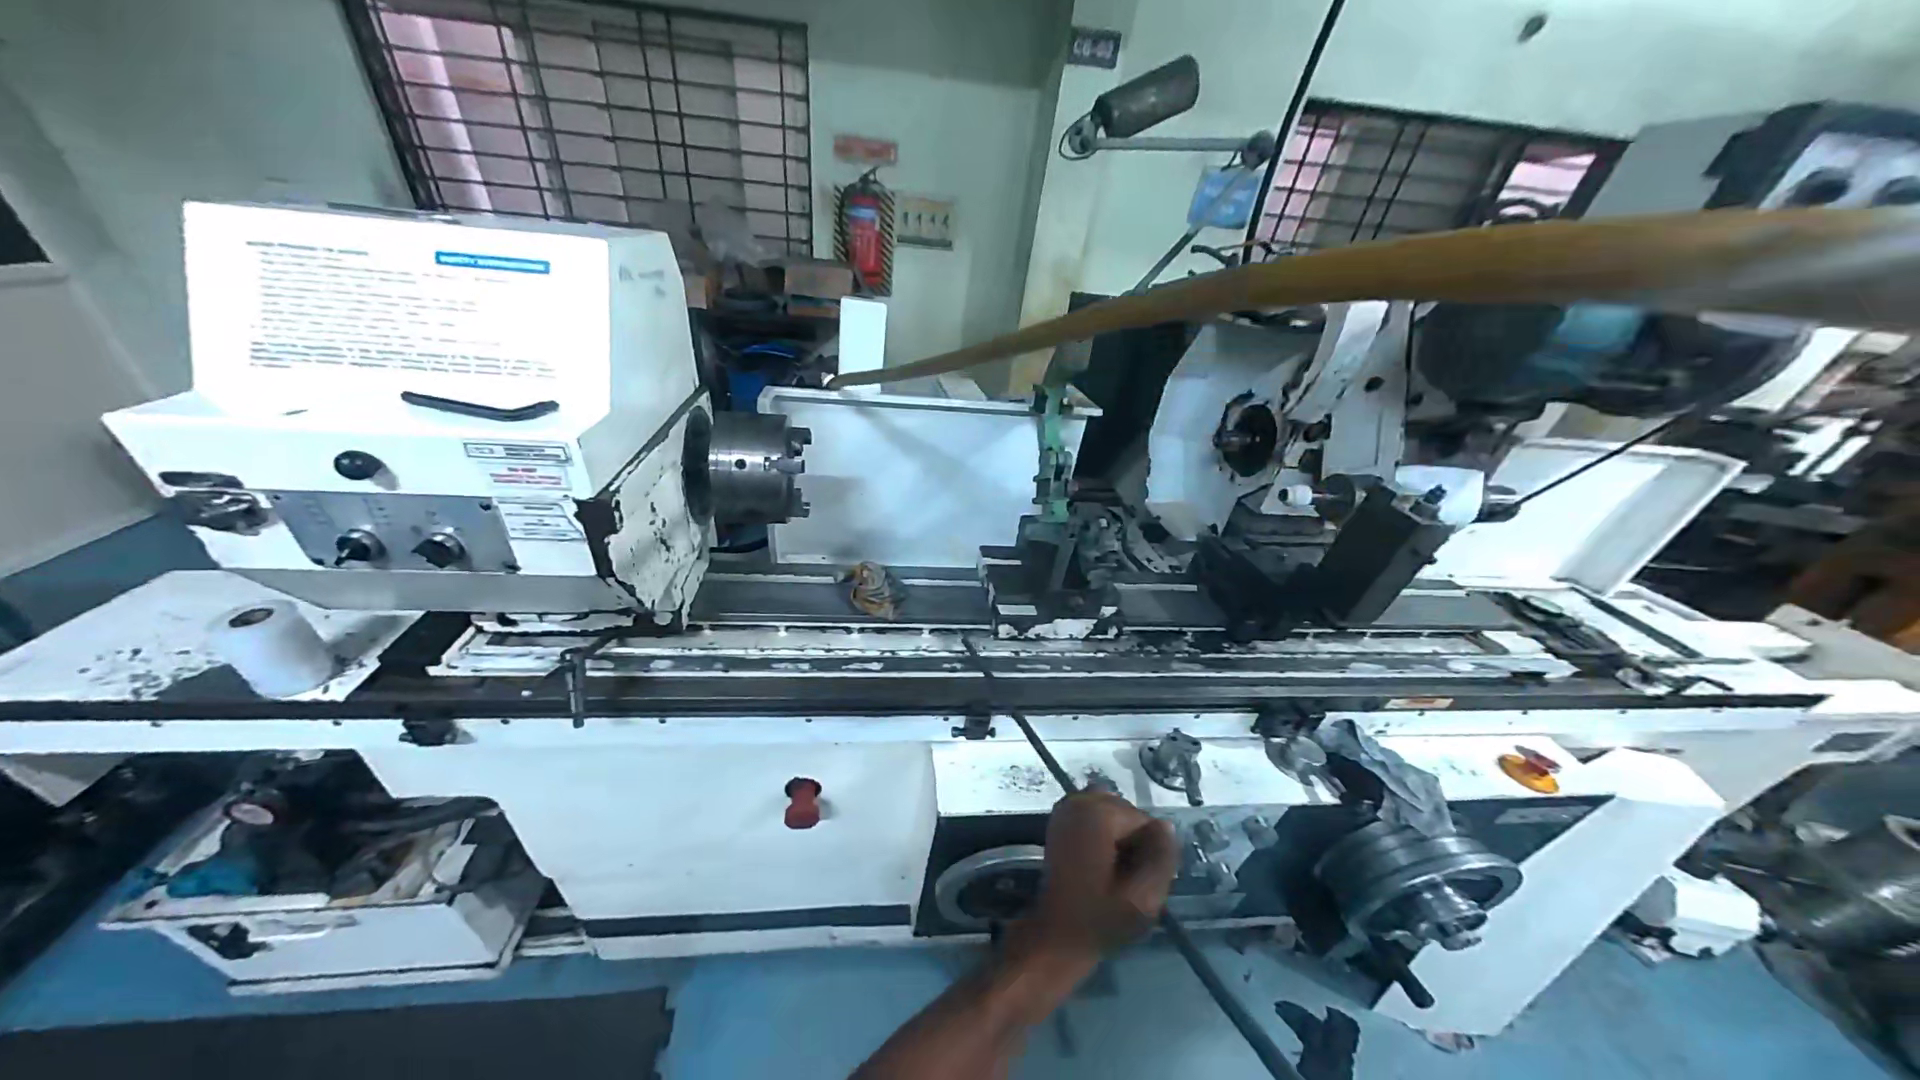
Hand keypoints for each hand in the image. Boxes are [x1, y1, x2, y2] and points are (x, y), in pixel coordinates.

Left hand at [1008, 792, 1178, 971]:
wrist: (1057, 933)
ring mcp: (1067, 807)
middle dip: (1134, 840)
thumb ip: (1161, 858)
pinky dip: (1103, 831)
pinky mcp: (1061, 817)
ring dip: (1120, 835)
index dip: (1150, 852)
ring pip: (1114, 811)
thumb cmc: (1100, 919)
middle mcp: (1080, 801)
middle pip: (1128, 813)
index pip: (1146, 821)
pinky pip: (1095, 813)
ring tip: (1113, 867)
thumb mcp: (1144, 898)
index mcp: (1098, 814)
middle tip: (1126, 876)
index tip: (1138, 880)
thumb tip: (1166, 826)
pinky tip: (1099, 859)